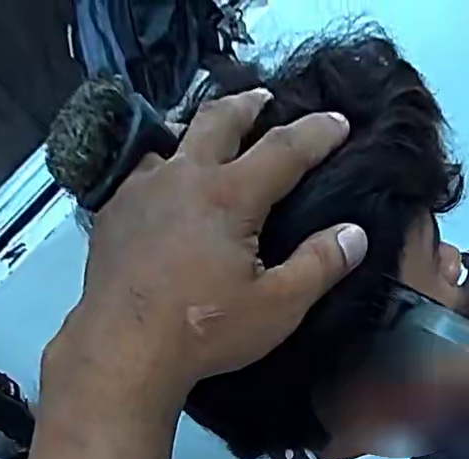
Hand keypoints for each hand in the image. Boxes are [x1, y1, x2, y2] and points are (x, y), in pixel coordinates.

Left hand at [46, 89, 368, 407]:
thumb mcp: (278, 306)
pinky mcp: (114, 213)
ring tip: (213, 139)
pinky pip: (143, 173)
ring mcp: (141, 190)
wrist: (126, 347)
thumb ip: (319, 266)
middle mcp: (183, 177)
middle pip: (219, 120)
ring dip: (200, 131)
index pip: (283, 150)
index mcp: (229, 196)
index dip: (317, 133)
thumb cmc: (207, 329)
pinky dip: (165, 168)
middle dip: (249, 106)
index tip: (339, 121)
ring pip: (173, 140)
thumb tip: (354, 234)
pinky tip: (166, 188)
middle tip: (267, 99)